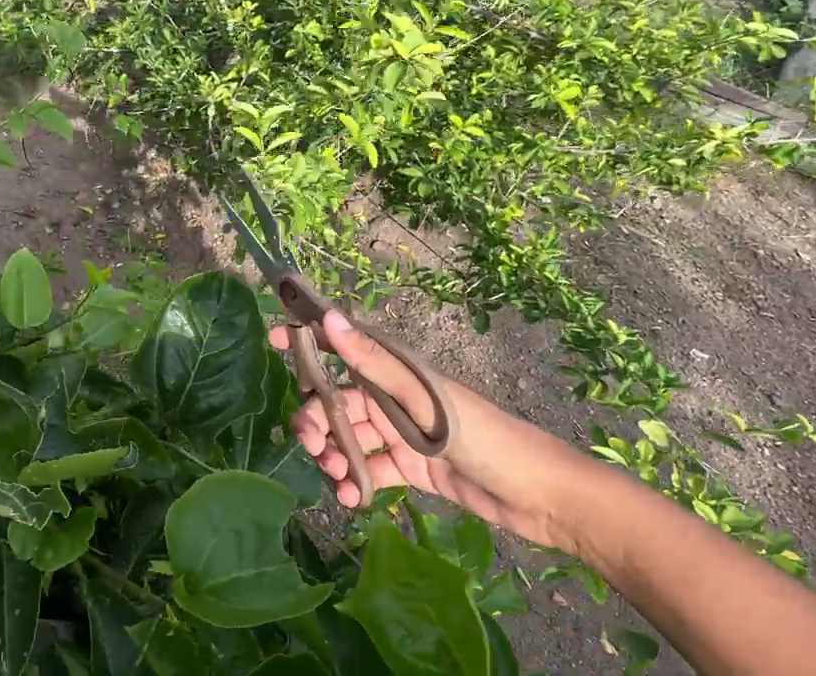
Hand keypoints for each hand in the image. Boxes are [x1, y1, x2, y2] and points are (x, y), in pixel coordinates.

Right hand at [271, 310, 597, 550]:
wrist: (542, 498)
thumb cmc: (486, 436)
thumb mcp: (424, 399)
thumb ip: (372, 362)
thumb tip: (329, 317)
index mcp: (396, 372)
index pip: (342, 347)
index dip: (307, 340)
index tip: (272, 341)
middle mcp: (393, 398)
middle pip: (337, 402)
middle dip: (317, 419)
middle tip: (311, 445)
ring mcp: (401, 434)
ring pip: (350, 438)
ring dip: (335, 455)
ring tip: (337, 477)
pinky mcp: (411, 468)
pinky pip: (371, 470)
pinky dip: (357, 482)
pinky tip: (352, 498)